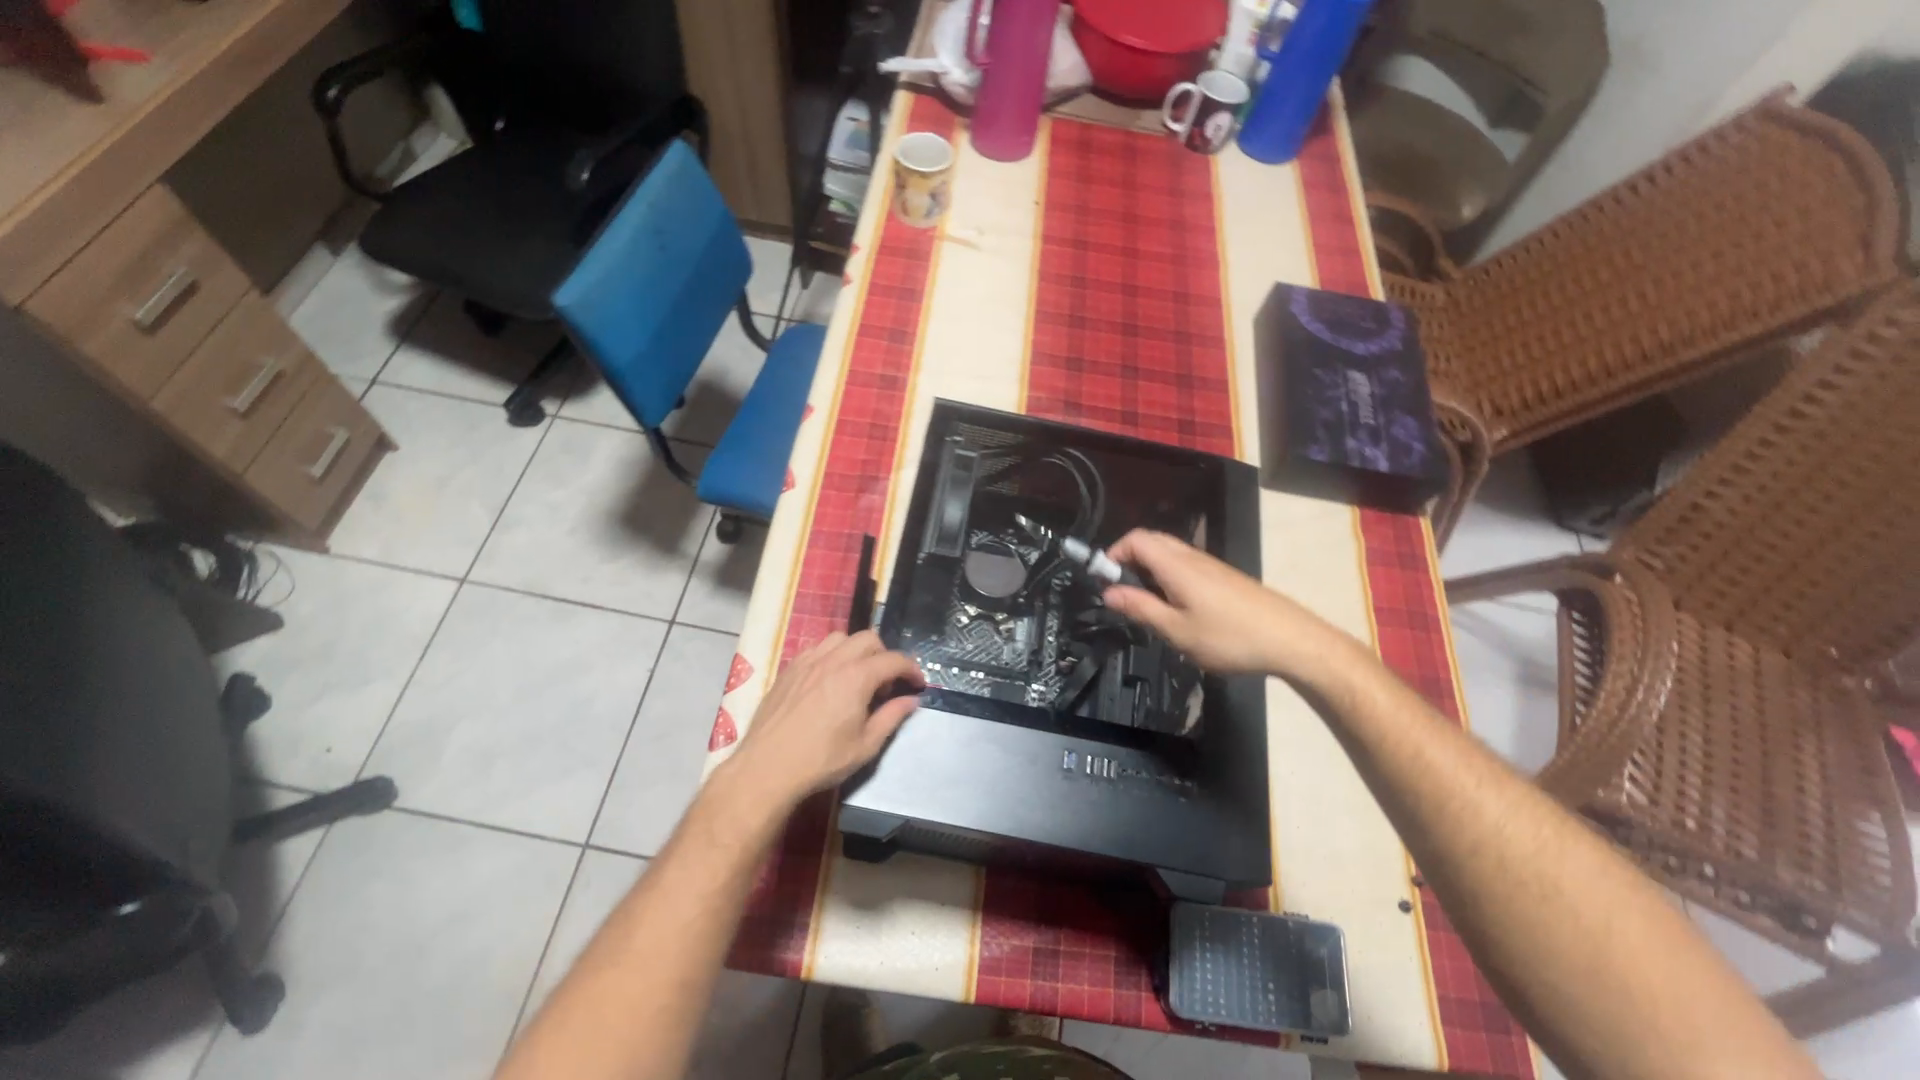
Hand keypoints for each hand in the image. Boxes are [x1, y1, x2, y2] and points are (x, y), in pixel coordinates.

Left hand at [721, 630, 923, 809]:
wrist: (768, 767)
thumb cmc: (821, 760)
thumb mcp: (865, 745)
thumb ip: (892, 717)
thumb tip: (911, 700)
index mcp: (857, 677)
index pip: (894, 660)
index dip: (911, 669)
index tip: (918, 684)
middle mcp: (833, 660)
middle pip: (869, 639)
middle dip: (885, 655)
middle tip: (887, 684)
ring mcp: (807, 661)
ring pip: (841, 638)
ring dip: (856, 651)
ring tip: (858, 677)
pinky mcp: (789, 669)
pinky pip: (816, 648)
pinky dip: (831, 655)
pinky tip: (829, 679)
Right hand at [1101, 529, 1358, 679]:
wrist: (1291, 640)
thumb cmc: (1229, 637)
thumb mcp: (1177, 630)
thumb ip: (1140, 608)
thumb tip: (1108, 591)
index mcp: (1176, 565)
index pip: (1136, 539)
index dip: (1114, 553)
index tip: (1105, 581)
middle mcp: (1193, 557)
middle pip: (1153, 541)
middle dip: (1129, 559)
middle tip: (1121, 592)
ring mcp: (1212, 566)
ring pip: (1171, 554)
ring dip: (1150, 570)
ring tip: (1147, 604)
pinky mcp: (1225, 578)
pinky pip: (1187, 566)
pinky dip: (1169, 577)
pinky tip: (1177, 608)